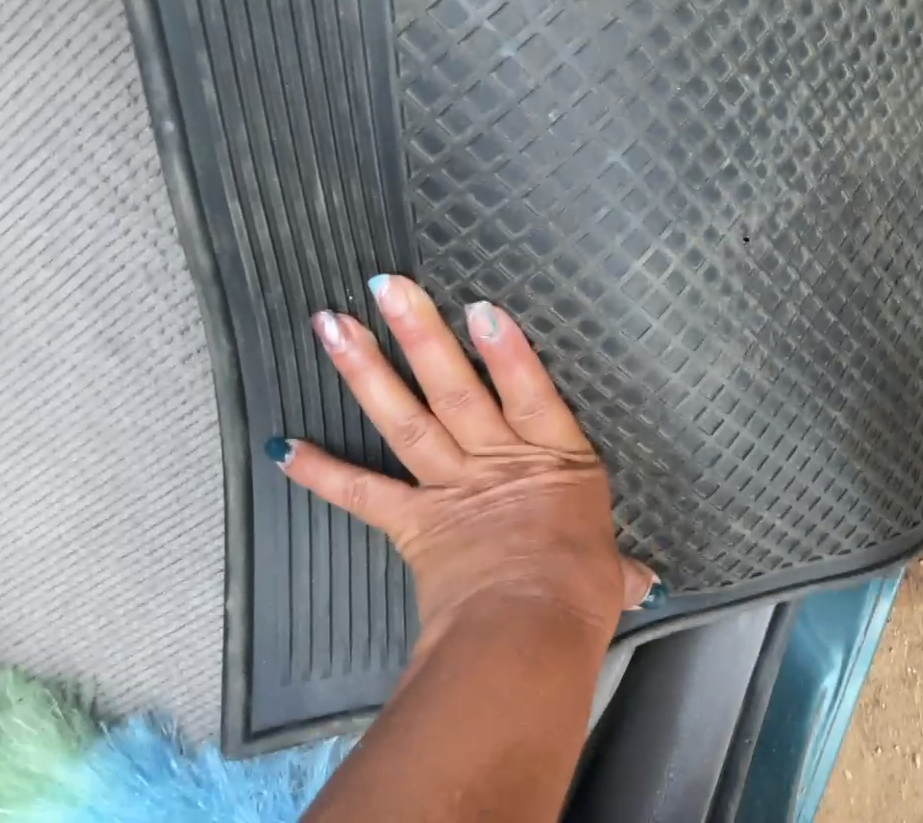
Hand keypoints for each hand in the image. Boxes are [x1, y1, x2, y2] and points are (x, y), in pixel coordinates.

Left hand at [270, 274, 656, 657]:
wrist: (527, 634)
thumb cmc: (580, 592)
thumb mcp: (610, 573)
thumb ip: (619, 568)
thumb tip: (641, 584)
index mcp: (557, 461)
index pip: (530, 393)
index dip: (505, 351)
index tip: (477, 307)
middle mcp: (500, 461)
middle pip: (457, 391)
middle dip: (421, 336)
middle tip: (386, 287)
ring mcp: (451, 488)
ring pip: (407, 420)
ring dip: (368, 371)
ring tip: (332, 326)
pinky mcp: (413, 523)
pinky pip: (362, 493)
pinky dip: (321, 471)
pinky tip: (281, 446)